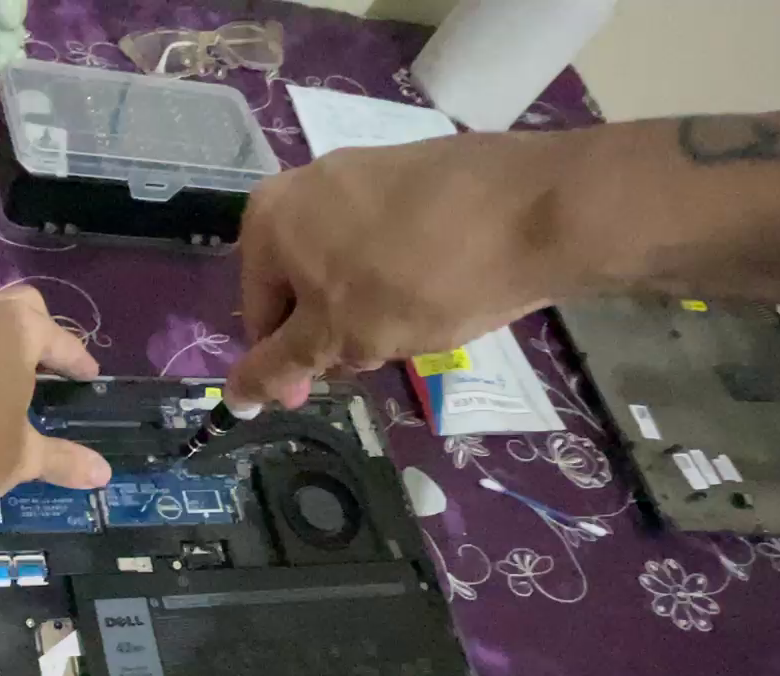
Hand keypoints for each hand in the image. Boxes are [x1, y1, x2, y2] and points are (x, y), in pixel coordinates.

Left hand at [0, 286, 111, 511]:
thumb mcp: (21, 458)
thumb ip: (64, 460)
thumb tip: (105, 474)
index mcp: (18, 332)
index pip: (61, 340)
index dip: (79, 360)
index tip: (90, 376)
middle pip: (23, 306)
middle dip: (44, 331)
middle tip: (53, 367)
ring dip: (6, 334)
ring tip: (17, 371)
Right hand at [229, 132, 572, 407]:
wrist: (548, 210)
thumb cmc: (416, 280)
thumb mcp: (334, 340)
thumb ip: (274, 370)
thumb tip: (231, 398)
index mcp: (268, 220)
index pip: (256, 317)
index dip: (284, 364)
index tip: (315, 392)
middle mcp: (304, 184)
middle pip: (296, 292)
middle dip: (327, 335)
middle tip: (374, 353)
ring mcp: (362, 172)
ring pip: (338, 271)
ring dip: (360, 313)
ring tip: (409, 325)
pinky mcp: (413, 172)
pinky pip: (378, 242)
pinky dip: (392, 277)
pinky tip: (431, 293)